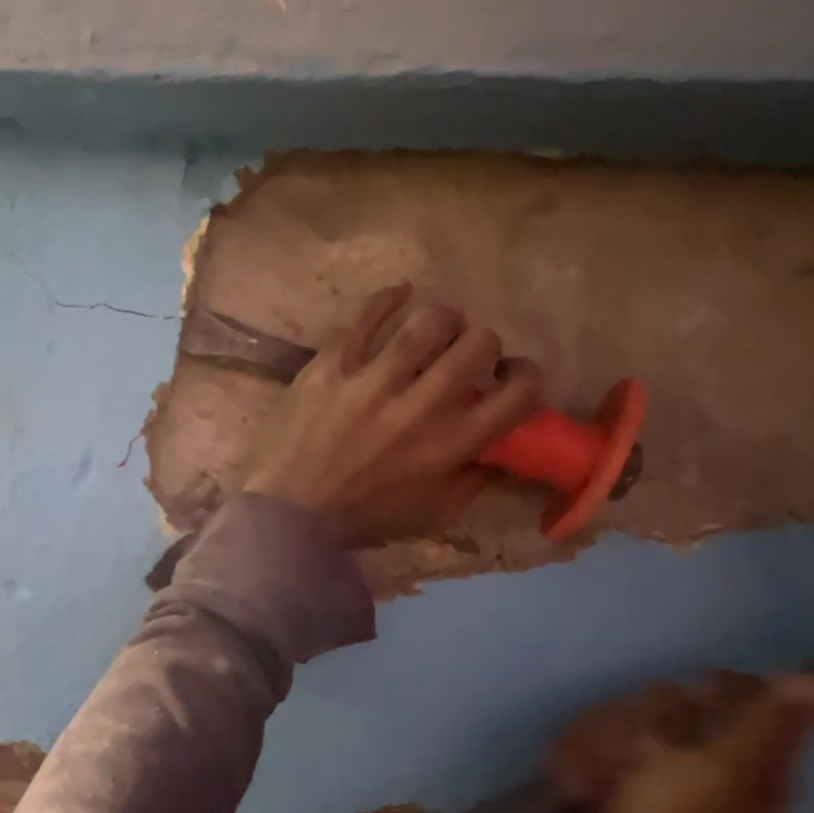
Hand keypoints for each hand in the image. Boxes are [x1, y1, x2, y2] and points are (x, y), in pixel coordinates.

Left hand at [241, 283, 542, 547]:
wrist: (287, 516)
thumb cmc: (362, 519)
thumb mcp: (432, 514)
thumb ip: (472, 478)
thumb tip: (498, 445)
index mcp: (452, 444)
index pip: (519, 392)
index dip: (526, 375)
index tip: (508, 376)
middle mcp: (420, 406)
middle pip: (478, 343)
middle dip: (482, 342)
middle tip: (466, 352)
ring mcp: (371, 382)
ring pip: (426, 322)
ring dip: (441, 319)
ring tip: (435, 327)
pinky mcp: (328, 368)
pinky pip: (363, 318)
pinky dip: (386, 299)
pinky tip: (399, 294)